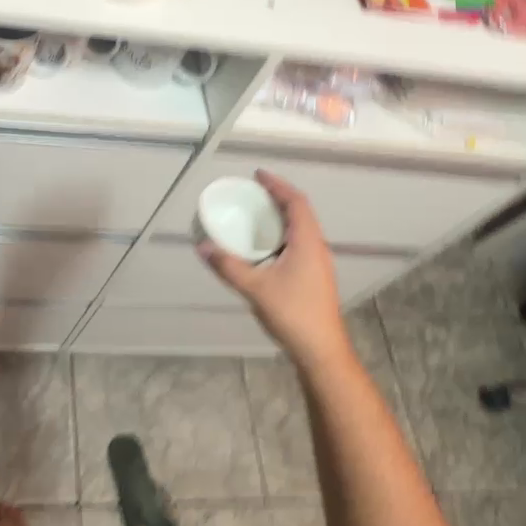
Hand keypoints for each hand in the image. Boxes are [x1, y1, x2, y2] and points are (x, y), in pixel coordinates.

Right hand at [199, 170, 354, 369]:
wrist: (321, 350)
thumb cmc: (293, 314)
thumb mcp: (256, 289)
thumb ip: (229, 266)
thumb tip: (203, 246)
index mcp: (308, 242)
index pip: (296, 202)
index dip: (278, 185)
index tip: (258, 175)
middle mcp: (317, 247)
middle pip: (301, 212)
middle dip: (278, 197)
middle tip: (253, 191)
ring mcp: (319, 264)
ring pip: (302, 229)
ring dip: (282, 216)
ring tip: (257, 214)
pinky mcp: (315, 277)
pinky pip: (300, 243)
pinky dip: (283, 234)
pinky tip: (266, 247)